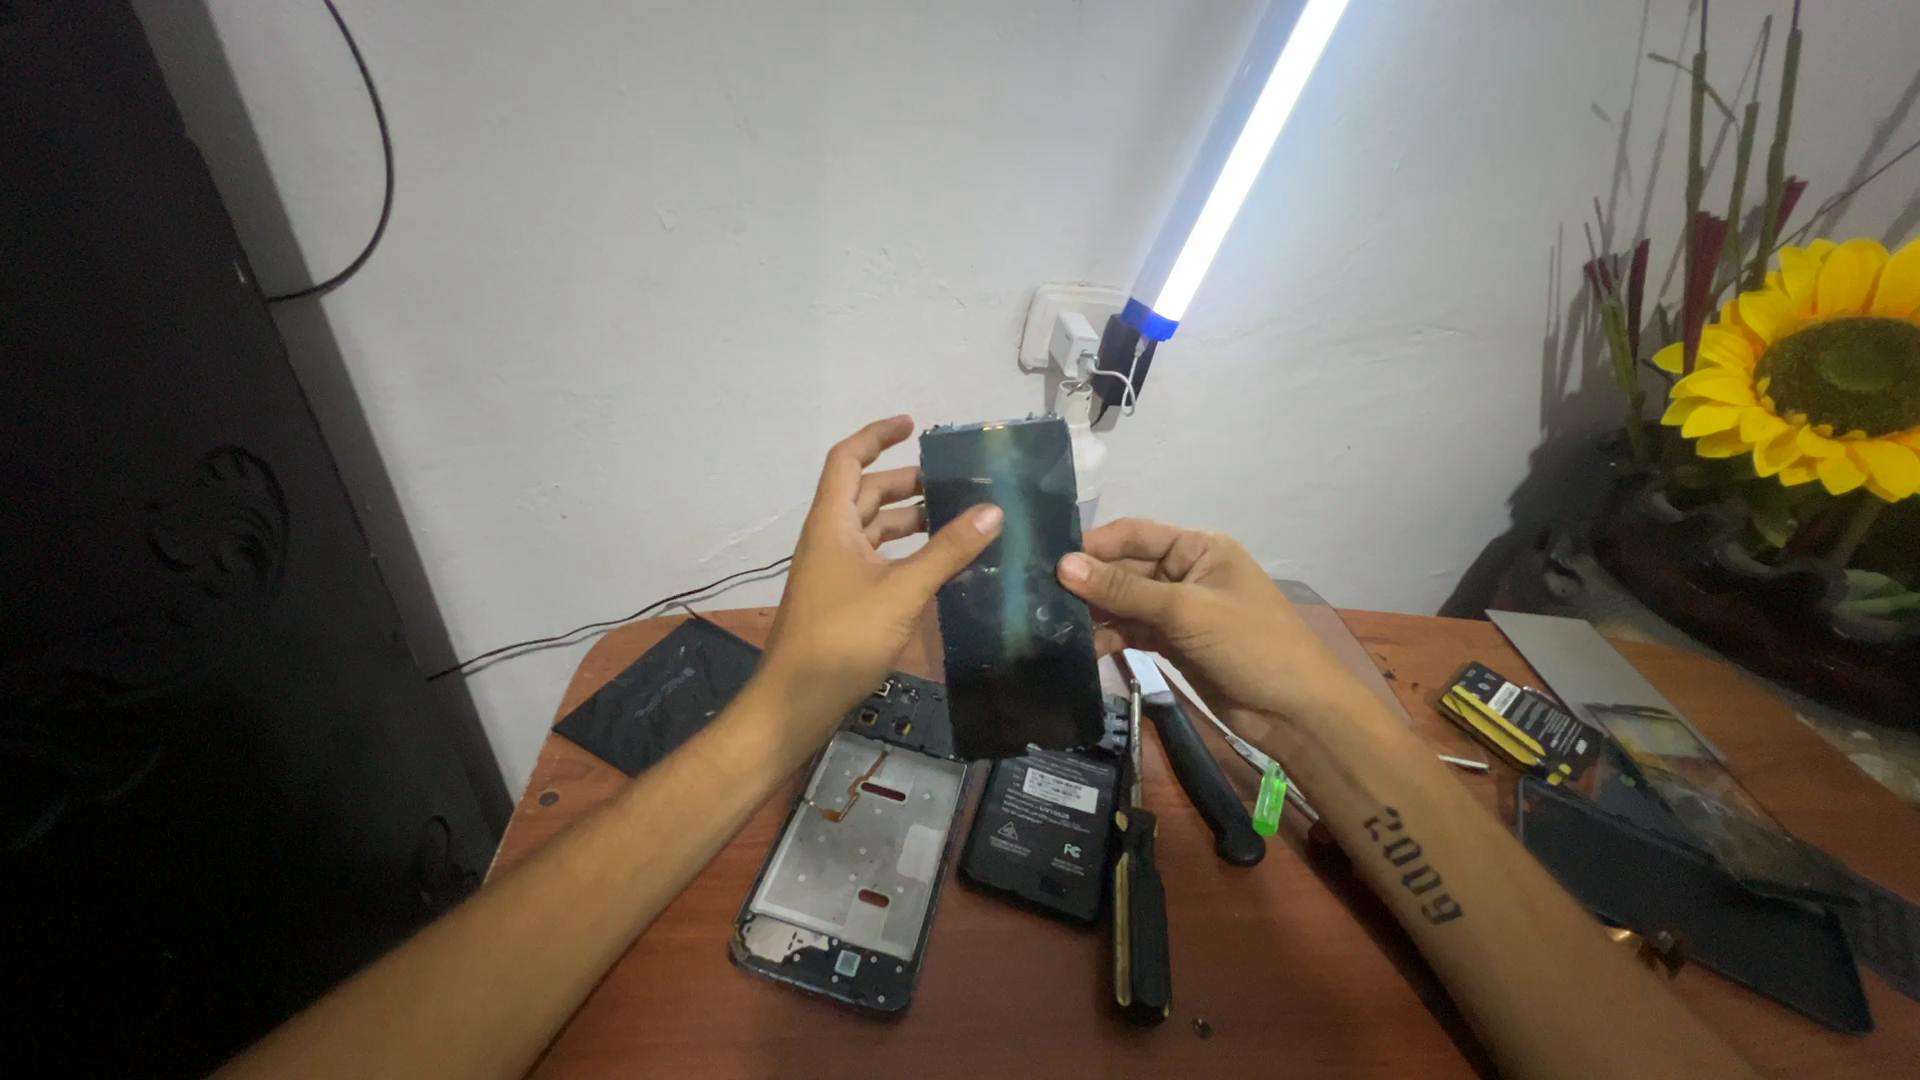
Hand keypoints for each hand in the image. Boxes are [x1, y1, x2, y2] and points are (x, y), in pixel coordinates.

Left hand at [758, 416, 1002, 748]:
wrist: (799, 700)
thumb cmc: (843, 636)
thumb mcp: (901, 590)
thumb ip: (947, 551)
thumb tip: (993, 511)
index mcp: (832, 522)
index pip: (848, 459)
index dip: (877, 435)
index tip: (913, 426)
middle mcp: (830, 538)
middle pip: (866, 493)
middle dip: (907, 483)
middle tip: (953, 483)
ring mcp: (836, 570)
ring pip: (874, 529)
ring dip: (910, 520)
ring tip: (957, 519)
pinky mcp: (845, 598)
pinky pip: (878, 560)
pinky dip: (907, 553)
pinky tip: (940, 564)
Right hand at [1056, 518, 1370, 731]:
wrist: (1294, 713)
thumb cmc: (1251, 645)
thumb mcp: (1186, 612)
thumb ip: (1124, 590)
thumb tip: (1063, 566)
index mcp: (1198, 548)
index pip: (1135, 534)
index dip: (1094, 545)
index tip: (1049, 559)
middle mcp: (1184, 572)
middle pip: (1125, 568)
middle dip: (1088, 582)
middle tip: (1039, 596)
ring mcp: (1177, 609)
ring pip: (1123, 602)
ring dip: (1094, 613)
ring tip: (1053, 625)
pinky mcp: (1170, 642)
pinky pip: (1130, 630)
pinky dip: (1107, 637)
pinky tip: (1080, 649)